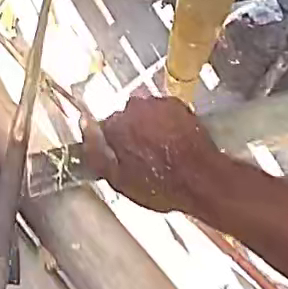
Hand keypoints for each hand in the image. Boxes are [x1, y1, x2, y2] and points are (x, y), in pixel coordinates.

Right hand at [84, 94, 226, 212]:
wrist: (204, 180)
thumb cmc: (163, 185)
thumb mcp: (120, 181)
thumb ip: (95, 152)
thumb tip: (83, 126)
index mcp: (115, 125)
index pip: (104, 129)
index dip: (114, 145)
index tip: (123, 158)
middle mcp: (132, 107)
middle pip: (125, 118)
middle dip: (131, 133)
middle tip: (144, 158)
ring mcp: (156, 103)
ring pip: (145, 113)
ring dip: (149, 126)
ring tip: (162, 151)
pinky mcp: (176, 103)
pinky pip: (164, 110)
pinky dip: (167, 122)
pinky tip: (175, 142)